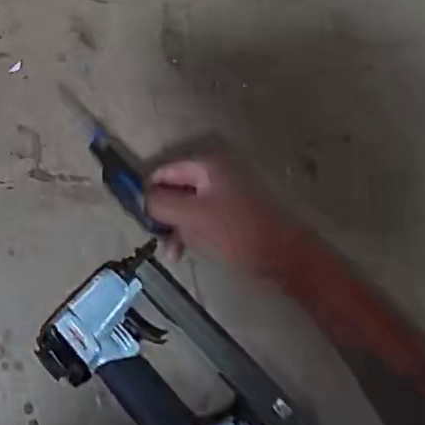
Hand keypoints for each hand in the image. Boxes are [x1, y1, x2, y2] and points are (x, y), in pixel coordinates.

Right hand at [146, 157, 299, 273]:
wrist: (285, 258)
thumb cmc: (235, 232)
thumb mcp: (190, 216)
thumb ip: (159, 203)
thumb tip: (142, 198)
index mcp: (206, 165)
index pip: (163, 171)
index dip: (148, 192)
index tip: (140, 218)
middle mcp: (216, 173)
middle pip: (175, 189)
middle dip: (164, 215)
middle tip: (158, 239)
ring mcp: (227, 194)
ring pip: (188, 207)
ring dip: (177, 228)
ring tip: (174, 254)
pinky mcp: (235, 215)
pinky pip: (204, 219)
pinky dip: (193, 233)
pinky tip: (189, 251)